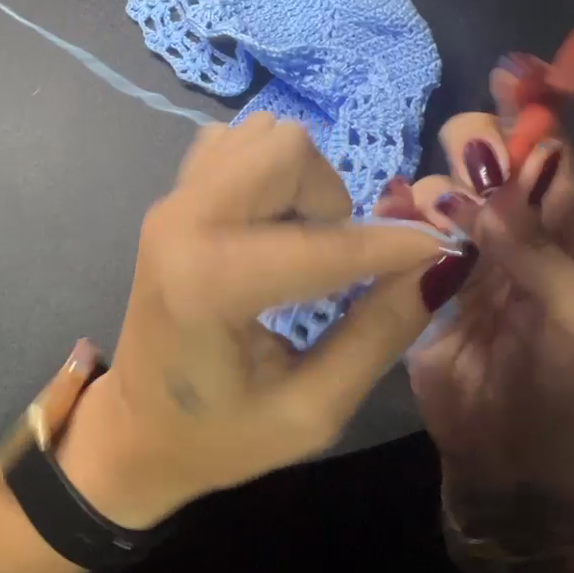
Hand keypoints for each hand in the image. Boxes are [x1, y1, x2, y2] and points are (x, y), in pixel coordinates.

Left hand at [0, 114, 448, 572]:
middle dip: (330, 195)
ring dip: (301, 181)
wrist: (133, 429)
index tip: (440, 249)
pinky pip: (236, 144)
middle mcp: (183, 223)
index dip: (393, 245)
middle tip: (336, 253)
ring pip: (263, 136)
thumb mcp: (310, 412)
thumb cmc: (219, 436)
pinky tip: (271, 225)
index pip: (321, 244)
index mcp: (208, 285)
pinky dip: (270, 171)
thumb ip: (377, 336)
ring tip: (301, 242)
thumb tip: (438, 268)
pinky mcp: (173, 196)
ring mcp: (172, 201)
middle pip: (285, 147)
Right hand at [372, 68, 573, 572]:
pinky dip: (395, 210)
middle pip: (492, 158)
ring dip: (431, 189)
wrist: (504, 455)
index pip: (554, 154)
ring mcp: (466, 251)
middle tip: (461, 182)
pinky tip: (388, 220)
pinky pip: (405, 223)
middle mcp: (517, 230)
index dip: (536, 111)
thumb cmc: (558, 388)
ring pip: (442, 186)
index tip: (511, 72)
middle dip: (476, 151)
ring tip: (424, 222)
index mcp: (568, 233)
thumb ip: (540, 251)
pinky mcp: (422, 273)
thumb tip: (490, 186)